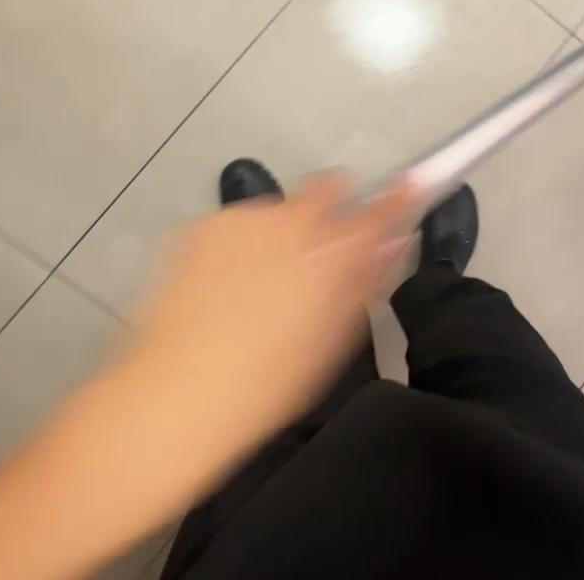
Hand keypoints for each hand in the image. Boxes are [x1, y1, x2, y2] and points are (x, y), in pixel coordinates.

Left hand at [109, 172, 416, 496]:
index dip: (400, 194)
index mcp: (337, 252)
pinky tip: (224, 286)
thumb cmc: (270, 384)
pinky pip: (238, 224)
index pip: (384, 205)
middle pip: (330, 186)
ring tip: (259, 284)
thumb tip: (392, 241)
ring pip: (280, 208)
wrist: (174, 398)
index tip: (409, 188)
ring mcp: (245, 219)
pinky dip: (240, 244)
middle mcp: (295, 221)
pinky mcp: (203, 225)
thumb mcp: (335, 340)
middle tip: (321, 252)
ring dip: (283, 231)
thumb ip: (367, 280)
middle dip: (334, 207)